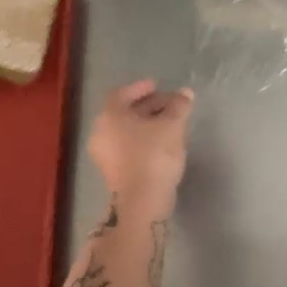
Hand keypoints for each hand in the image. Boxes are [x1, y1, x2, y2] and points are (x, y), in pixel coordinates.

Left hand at [87, 79, 193, 204]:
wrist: (142, 200)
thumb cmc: (154, 155)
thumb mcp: (172, 126)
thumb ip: (179, 106)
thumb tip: (185, 93)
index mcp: (110, 116)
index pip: (122, 94)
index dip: (140, 88)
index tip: (158, 86)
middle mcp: (101, 132)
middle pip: (124, 112)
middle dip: (148, 106)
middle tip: (170, 104)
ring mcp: (104, 154)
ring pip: (126, 131)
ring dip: (146, 124)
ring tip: (169, 123)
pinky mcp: (112, 171)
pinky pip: (126, 146)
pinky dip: (141, 139)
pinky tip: (161, 142)